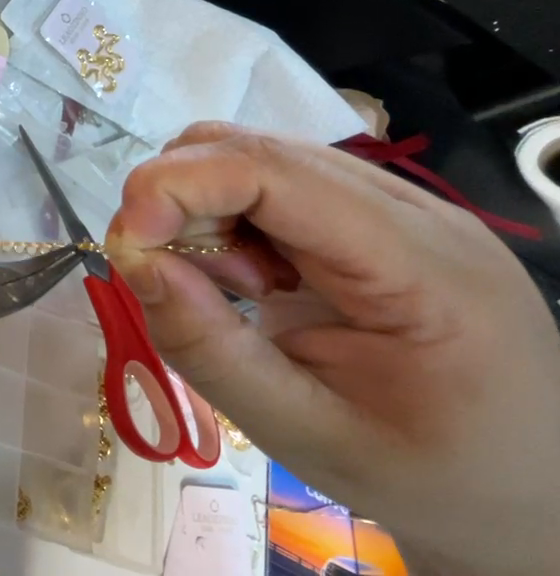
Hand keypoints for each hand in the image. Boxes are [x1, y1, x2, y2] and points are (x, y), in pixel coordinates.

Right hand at [106, 123, 559, 575]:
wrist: (526, 496)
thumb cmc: (422, 475)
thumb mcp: (306, 434)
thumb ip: (210, 349)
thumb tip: (131, 260)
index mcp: (420, 265)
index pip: (267, 169)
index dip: (173, 188)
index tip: (126, 250)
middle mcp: (412, 211)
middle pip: (249, 149)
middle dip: (176, 201)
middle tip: (174, 280)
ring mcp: (395, 207)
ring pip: (248, 156)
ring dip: (197, 210)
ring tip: (227, 288)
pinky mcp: (372, 216)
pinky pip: (265, 182)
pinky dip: (222, 218)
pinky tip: (249, 277)